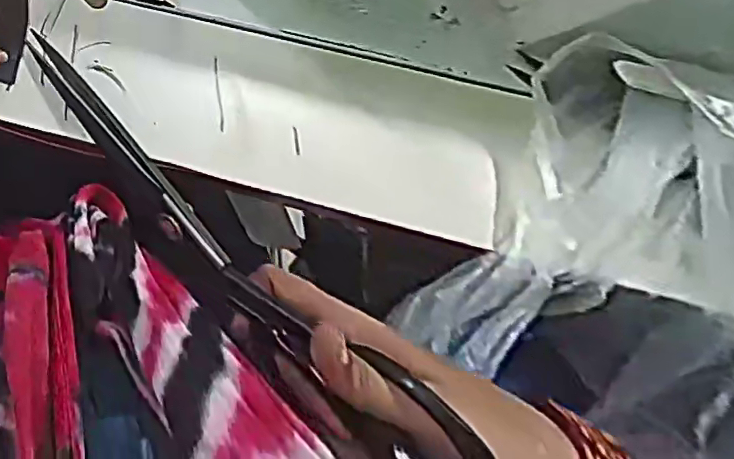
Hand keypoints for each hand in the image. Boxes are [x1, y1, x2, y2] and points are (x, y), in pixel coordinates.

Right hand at [254, 267, 577, 458]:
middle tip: (324, 413)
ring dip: (312, 411)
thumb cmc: (495, 432)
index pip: (286, 290)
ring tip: (354, 437)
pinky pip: (325, 420)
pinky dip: (329, 433)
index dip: (254, 295)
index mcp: (359, 331)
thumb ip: (369, 375)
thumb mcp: (430, 402)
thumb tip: (315, 333)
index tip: (239, 321)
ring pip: (302, 386)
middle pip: (284, 344)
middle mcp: (349, 352)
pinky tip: (352, 443)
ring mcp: (356, 388)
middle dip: (289, 376)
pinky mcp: (364, 423)